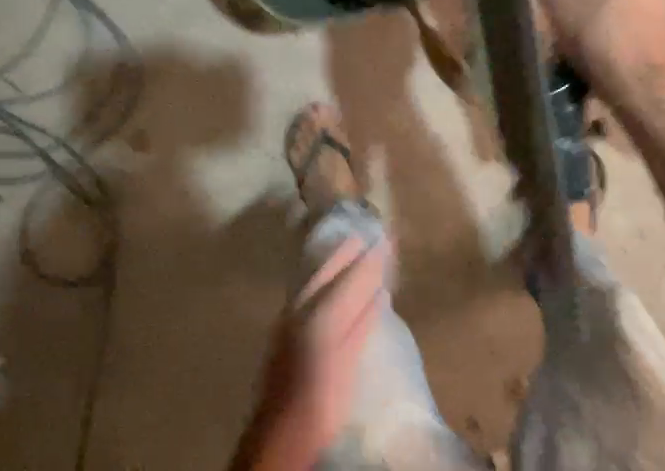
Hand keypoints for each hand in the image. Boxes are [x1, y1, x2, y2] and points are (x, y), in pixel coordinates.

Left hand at [239, 238, 390, 470]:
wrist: (281, 429)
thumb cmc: (323, 399)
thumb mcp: (349, 362)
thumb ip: (362, 324)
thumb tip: (379, 293)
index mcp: (322, 315)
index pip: (350, 278)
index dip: (368, 260)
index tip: (383, 239)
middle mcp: (302, 308)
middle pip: (326, 272)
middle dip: (345, 252)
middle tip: (362, 234)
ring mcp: (288, 317)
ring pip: (312, 279)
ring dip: (331, 261)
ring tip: (347, 248)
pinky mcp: (281, 329)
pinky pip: (303, 290)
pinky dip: (318, 278)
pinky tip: (324, 280)